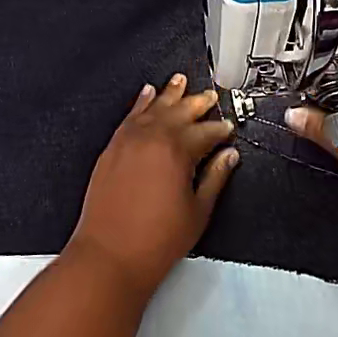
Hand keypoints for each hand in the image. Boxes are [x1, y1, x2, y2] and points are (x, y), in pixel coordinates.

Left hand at [66, 74, 239, 293]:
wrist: (109, 255)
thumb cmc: (152, 241)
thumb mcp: (197, 212)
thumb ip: (215, 178)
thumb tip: (228, 158)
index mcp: (177, 151)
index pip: (206, 132)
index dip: (220, 130)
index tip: (228, 129)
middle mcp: (152, 138)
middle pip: (181, 111)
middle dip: (198, 103)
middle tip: (210, 96)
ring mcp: (129, 140)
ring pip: (155, 107)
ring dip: (170, 94)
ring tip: (180, 81)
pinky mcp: (112, 147)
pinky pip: (130, 116)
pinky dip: (140, 103)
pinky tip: (147, 94)